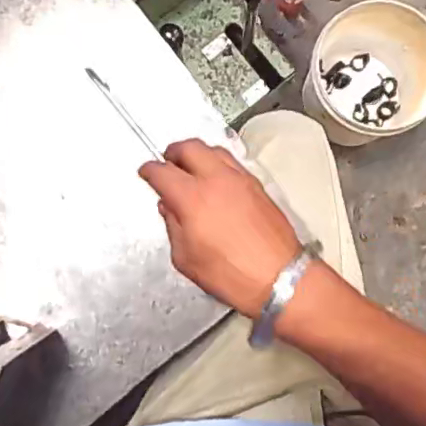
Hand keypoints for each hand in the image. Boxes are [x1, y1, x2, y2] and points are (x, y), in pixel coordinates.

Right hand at [139, 139, 301, 316]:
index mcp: (192, 198)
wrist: (279, 277)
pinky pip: (233, 162)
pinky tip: (216, 178)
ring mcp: (241, 180)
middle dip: (173, 152)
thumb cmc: (232, 275)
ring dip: (197, 153)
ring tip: (191, 166)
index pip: (162, 172)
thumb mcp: (187, 259)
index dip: (149, 170)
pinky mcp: (258, 186)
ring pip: (213, 150)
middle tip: (167, 162)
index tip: (146, 173)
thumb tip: (169, 208)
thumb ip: (173, 226)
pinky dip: (218, 162)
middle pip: (189, 148)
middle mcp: (216, 180)